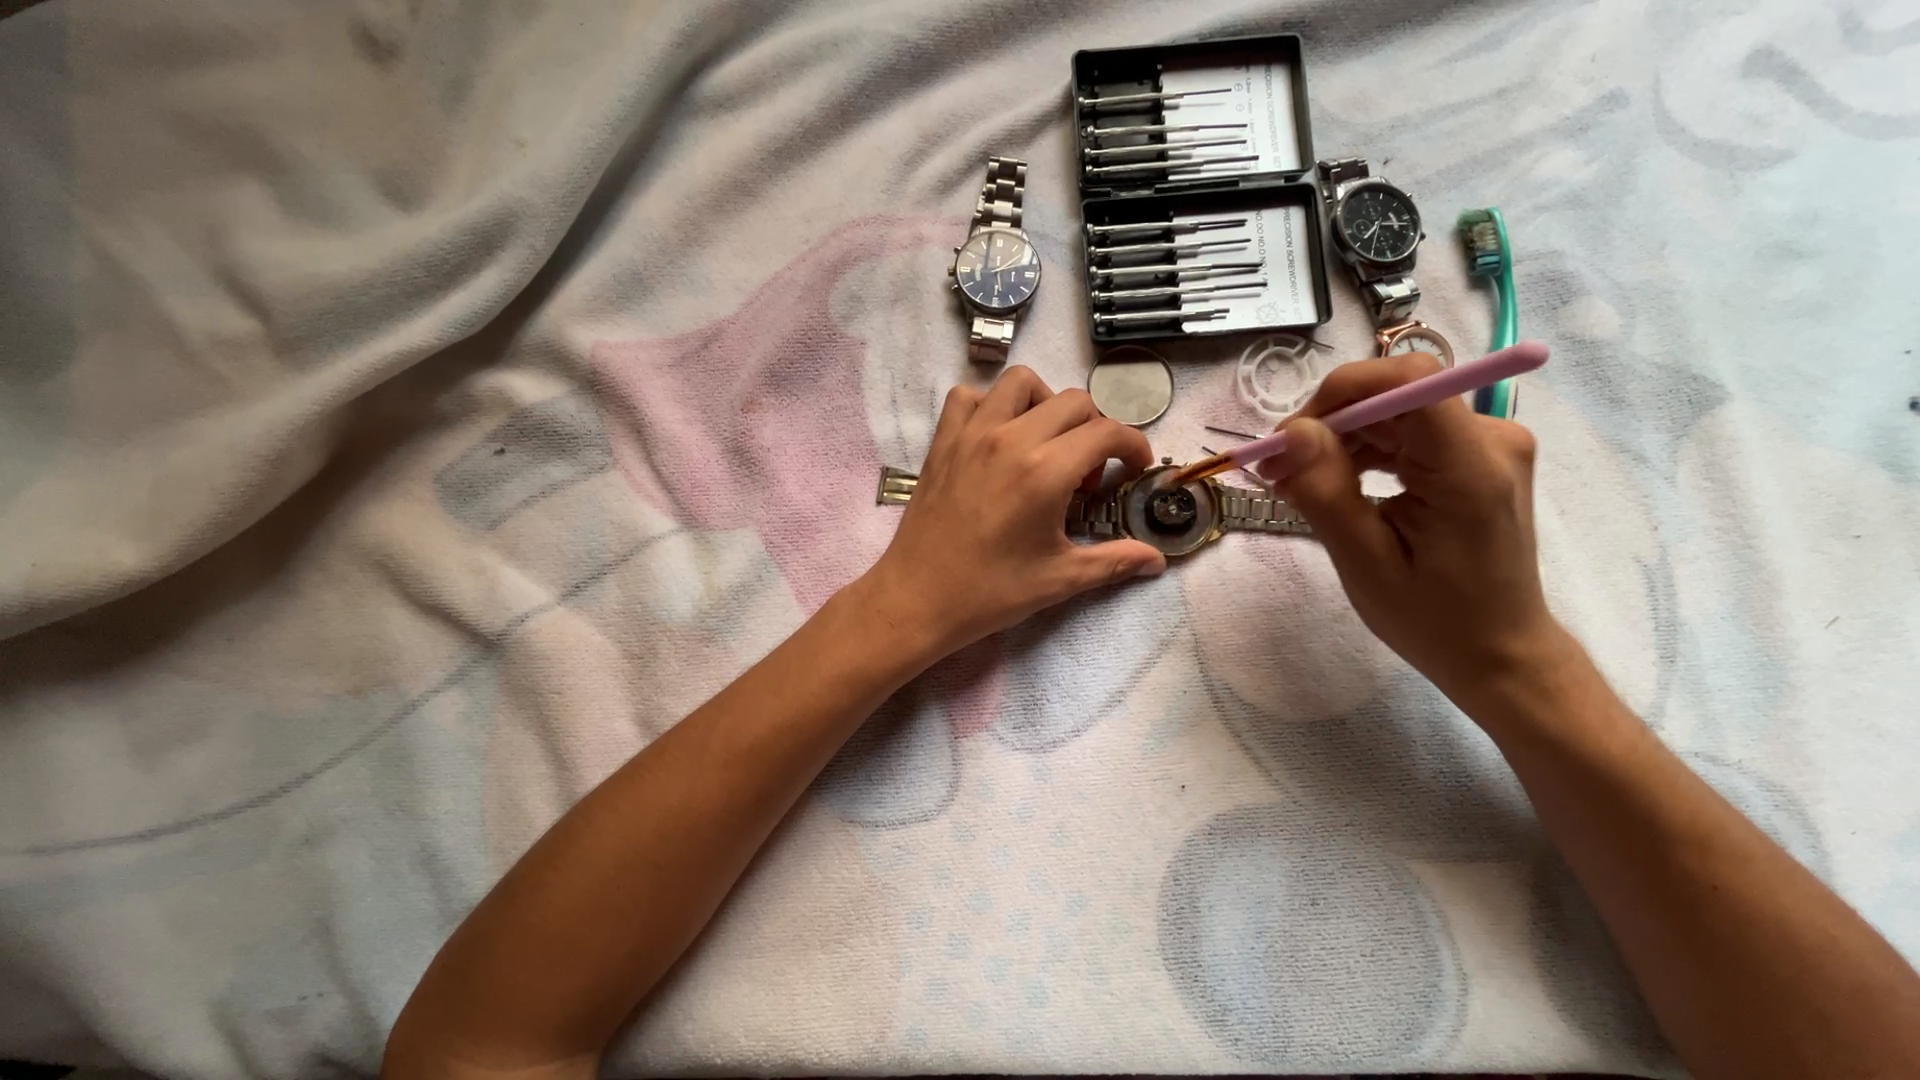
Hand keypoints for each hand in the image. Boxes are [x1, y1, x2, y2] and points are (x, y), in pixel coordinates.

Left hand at [860, 367, 1166, 656]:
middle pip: (1073, 400)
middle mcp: (1010, 439)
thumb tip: (1158, 560)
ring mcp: (971, 434)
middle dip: (1096, 428)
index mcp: (1045, 471)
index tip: (1134, 470)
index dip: (1133, 446)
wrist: (916, 599)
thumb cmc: (990, 592)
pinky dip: (990, 405)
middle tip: (1088, 471)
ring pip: (1020, 382)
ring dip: (1045, 403)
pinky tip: (999, 437)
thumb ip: (1114, 560)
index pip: (1107, 431)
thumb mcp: (1060, 579)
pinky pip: (968, 396)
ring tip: (1047, 443)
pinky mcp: (943, 441)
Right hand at [1258, 352, 1564, 702]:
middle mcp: (1491, 438)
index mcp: (1470, 466)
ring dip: (1339, 439)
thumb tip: (1290, 431)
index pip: (1409, 380)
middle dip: (1327, 423)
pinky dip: (1364, 451)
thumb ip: (1327, 491)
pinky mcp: (1476, 457)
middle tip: (1275, 471)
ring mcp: (1487, 445)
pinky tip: (1333, 484)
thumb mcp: (1365, 563)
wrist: (1499, 653)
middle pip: (1395, 395)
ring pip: (1396, 412)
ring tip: (1294, 485)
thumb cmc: (1434, 619)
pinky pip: (1409, 433)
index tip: (1291, 437)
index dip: (1341, 391)